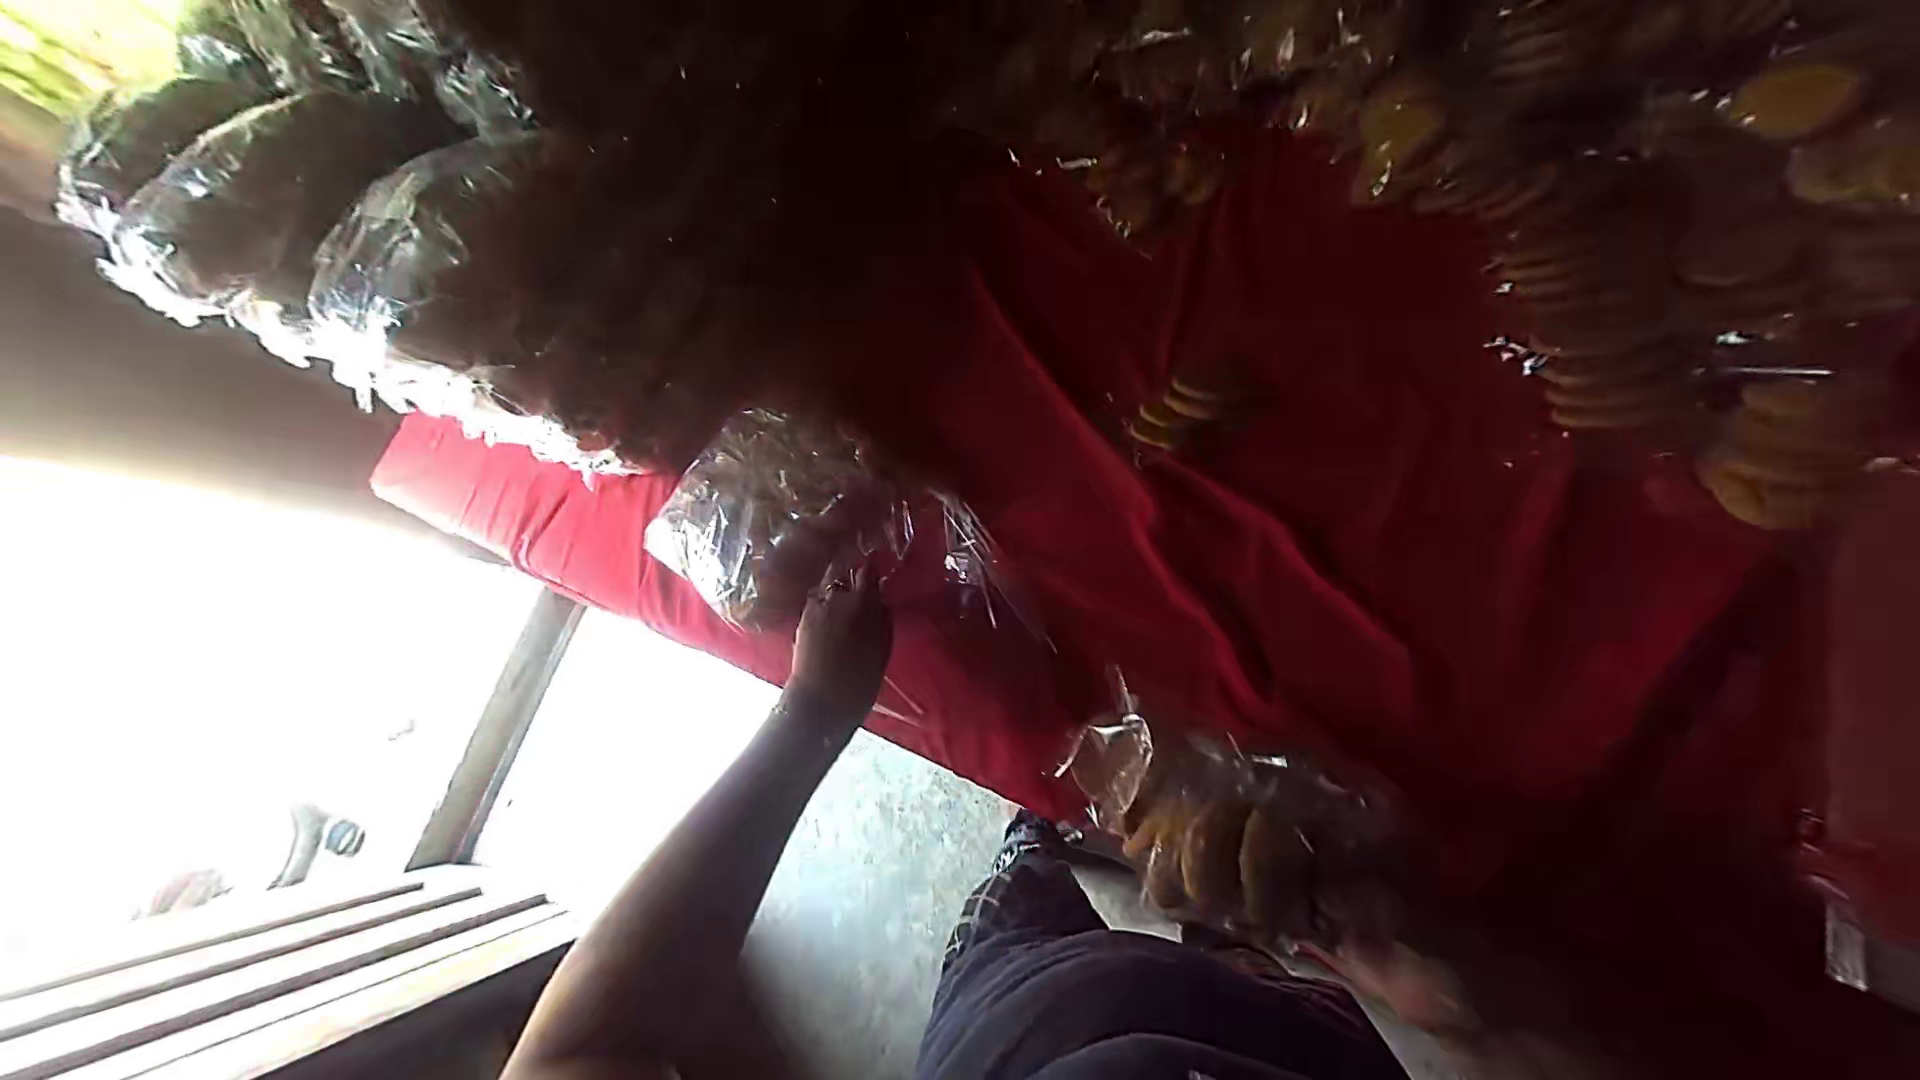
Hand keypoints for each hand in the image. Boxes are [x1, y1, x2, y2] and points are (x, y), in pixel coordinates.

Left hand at [785, 563, 893, 724]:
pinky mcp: (802, 616)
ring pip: (826, 584)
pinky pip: (815, 599)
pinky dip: (821, 601)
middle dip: (848, 573)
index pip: (868, 569)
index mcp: (864, 602)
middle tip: (855, 582)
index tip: (874, 571)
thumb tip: (880, 600)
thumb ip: (882, 618)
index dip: (871, 568)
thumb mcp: (883, 646)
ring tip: (838, 597)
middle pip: (842, 570)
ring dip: (833, 586)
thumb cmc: (862, 676)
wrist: (824, 696)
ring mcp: (817, 605)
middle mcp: (838, 596)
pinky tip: (825, 612)